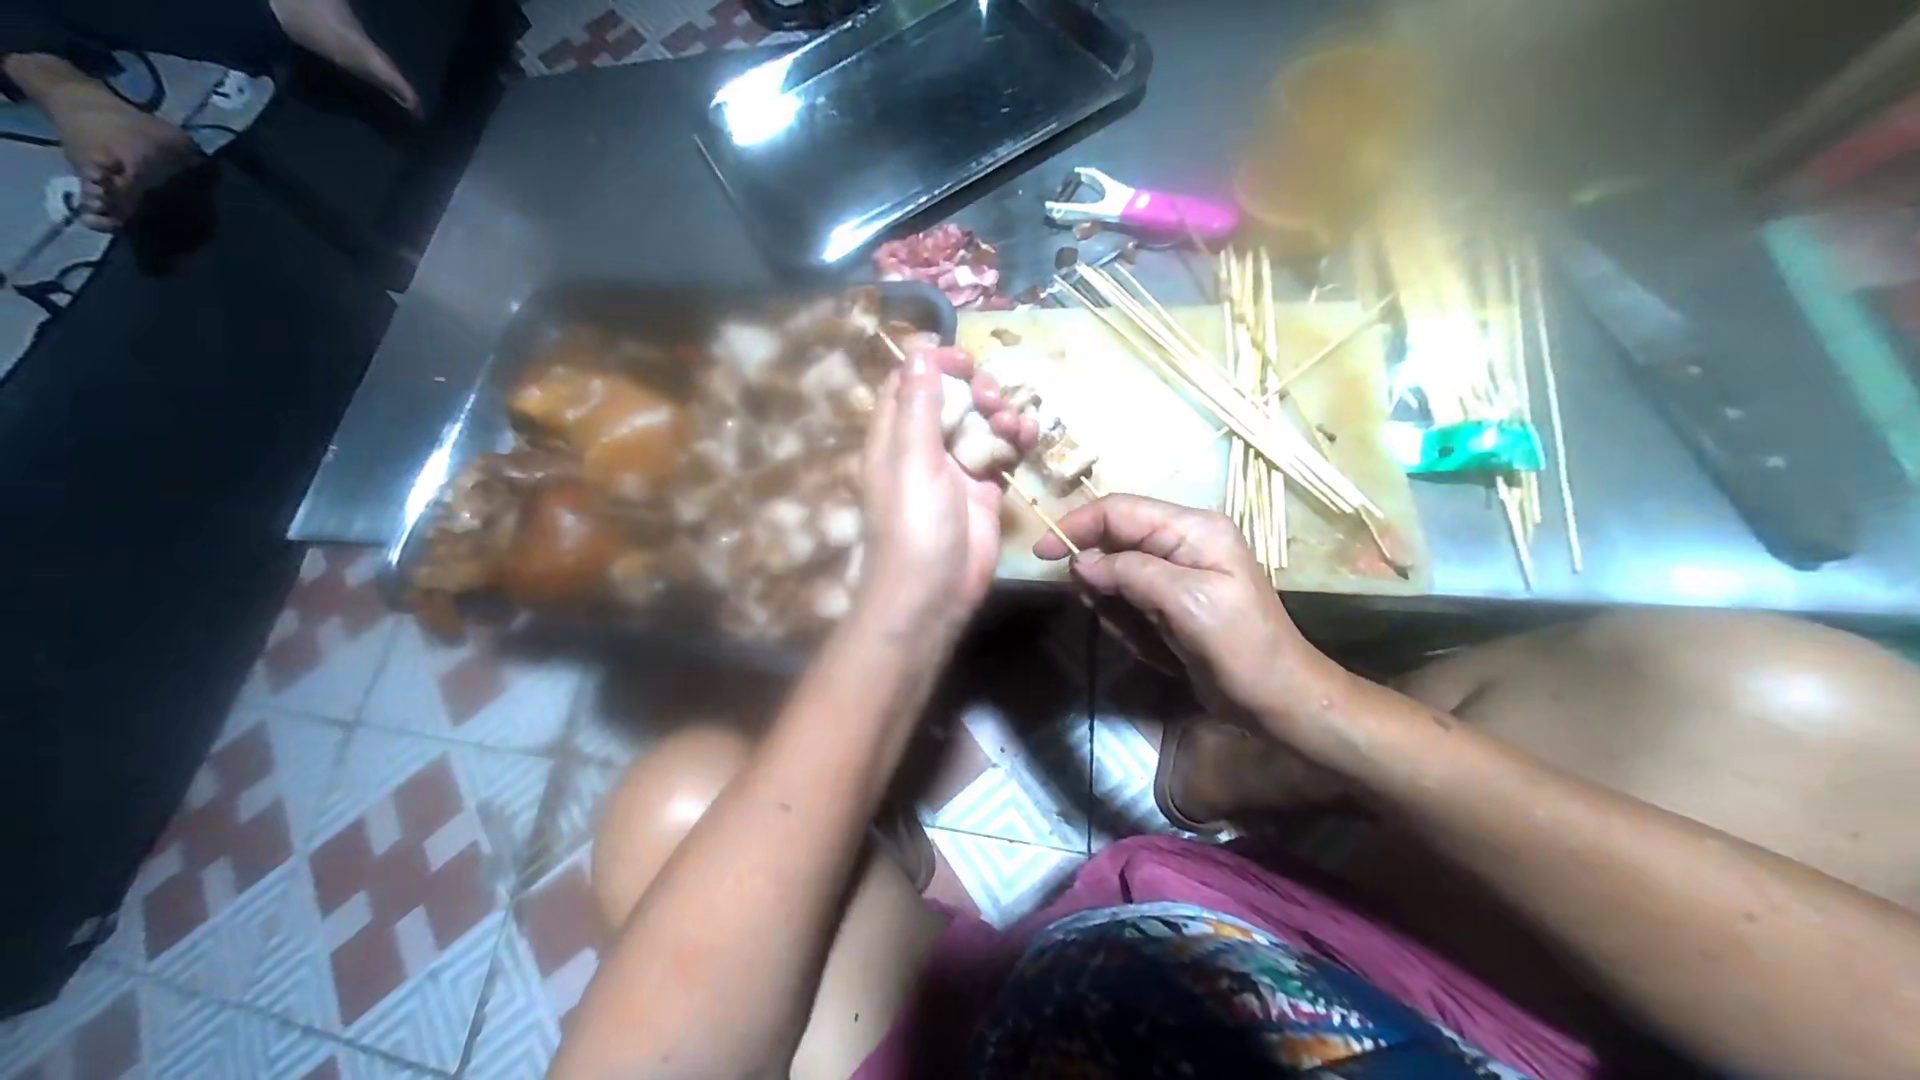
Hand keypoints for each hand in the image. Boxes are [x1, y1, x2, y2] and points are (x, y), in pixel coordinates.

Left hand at [861, 345, 1033, 629]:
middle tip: (992, 397)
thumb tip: (919, 350)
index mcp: (895, 436)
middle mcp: (923, 447)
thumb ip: (918, 405)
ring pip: (981, 422)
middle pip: (951, 398)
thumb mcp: (912, 459)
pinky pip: (1001, 452)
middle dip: (976, 388)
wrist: (933, 593)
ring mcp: (956, 469)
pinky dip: (1016, 439)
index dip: (933, 363)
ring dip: (1001, 412)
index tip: (964, 358)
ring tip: (1014, 424)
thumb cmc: (914, 525)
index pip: (908, 383)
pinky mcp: (984, 490)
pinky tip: (1028, 436)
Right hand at [1033, 495, 1343, 732]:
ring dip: (1111, 603)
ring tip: (1137, 632)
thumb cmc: (1242, 648)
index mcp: (1193, 529)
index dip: (1077, 525)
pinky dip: (1124, 619)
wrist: (1278, 699)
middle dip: (1098, 573)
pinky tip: (1147, 641)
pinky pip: (1127, 597)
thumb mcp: (1188, 604)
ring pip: (1115, 571)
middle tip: (1100, 609)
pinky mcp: (1171, 599)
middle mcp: (1183, 541)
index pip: (1120, 509)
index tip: (1041, 553)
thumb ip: (1133, 572)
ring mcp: (1177, 571)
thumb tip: (1081, 562)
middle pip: (1114, 538)